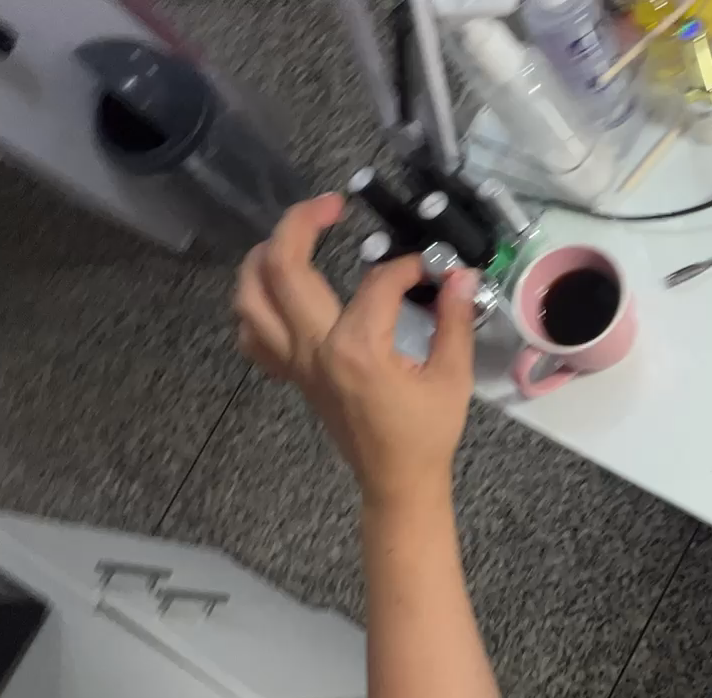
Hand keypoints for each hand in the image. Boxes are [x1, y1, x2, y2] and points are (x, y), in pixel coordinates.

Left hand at [234, 194, 480, 508]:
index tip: (432, 271)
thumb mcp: (452, 378)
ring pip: (249, 295)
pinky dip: (254, 307)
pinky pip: (251, 334)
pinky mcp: (293, 375)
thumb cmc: (428, 433)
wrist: (399, 478)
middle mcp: (315, 348)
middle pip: (283, 266)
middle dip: (302, 222)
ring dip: (264, 257)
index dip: (407, 268)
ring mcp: (296, 362)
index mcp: (358, 348)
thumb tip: (461, 277)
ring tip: (290, 241)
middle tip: (331, 206)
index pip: (377, 284)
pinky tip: (277, 299)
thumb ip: (454, 323)